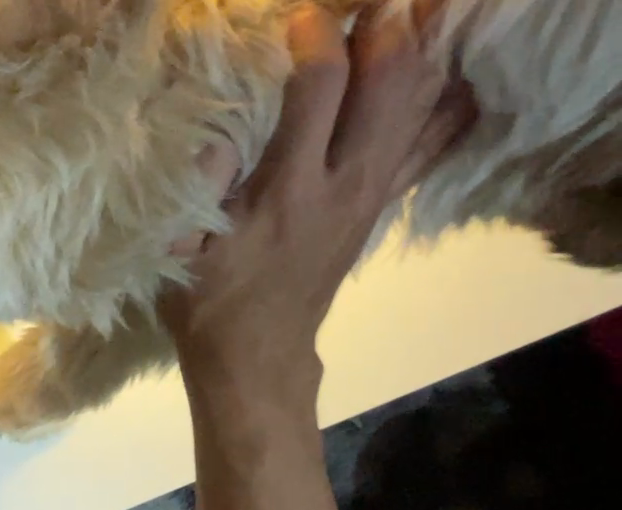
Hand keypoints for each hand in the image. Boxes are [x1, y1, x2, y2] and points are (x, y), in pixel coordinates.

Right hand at [162, 2, 474, 419]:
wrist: (254, 353)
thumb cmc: (205, 303)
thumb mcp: (178, 256)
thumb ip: (195, 193)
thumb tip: (216, 134)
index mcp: (286, 191)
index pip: (318, 91)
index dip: (315, 42)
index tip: (300, 18)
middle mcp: (343, 183)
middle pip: (389, 83)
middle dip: (388, 29)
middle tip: (373, 3)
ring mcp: (372, 193)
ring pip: (421, 103)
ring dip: (425, 50)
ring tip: (418, 14)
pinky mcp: (381, 205)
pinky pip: (432, 142)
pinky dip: (449, 100)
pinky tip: (452, 73)